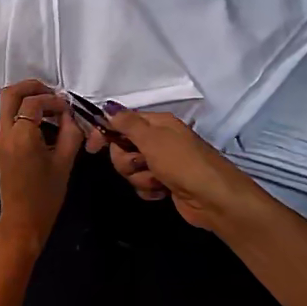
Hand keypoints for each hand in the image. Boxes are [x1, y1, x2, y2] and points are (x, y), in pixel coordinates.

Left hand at [0, 79, 83, 246]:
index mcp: (21, 137)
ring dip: (27, 100)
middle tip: (53, 93)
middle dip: (31, 87)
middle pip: (9, 94)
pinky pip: (9, 119)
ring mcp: (0, 140)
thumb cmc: (46, 196)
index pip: (33, 103)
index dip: (53, 100)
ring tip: (52, 110)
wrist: (22, 221)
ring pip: (6, 105)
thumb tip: (71, 114)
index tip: (68, 108)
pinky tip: (45, 124)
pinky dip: (24, 113)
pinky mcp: (1, 147)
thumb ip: (70, 133)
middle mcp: (5, 134)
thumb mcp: (65, 163)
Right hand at [90, 106, 253, 233]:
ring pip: (130, 168)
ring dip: (139, 177)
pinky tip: (161, 192)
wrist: (214, 199)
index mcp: (158, 124)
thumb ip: (127, 123)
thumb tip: (107, 106)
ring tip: (157, 180)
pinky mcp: (164, 183)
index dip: (105, 132)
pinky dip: (148, 189)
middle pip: (122, 148)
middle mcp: (158, 140)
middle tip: (141, 164)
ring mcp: (162, 163)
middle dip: (126, 160)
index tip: (92, 147)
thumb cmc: (183, 163)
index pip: (122, 121)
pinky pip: (141, 184)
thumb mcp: (152, 139)